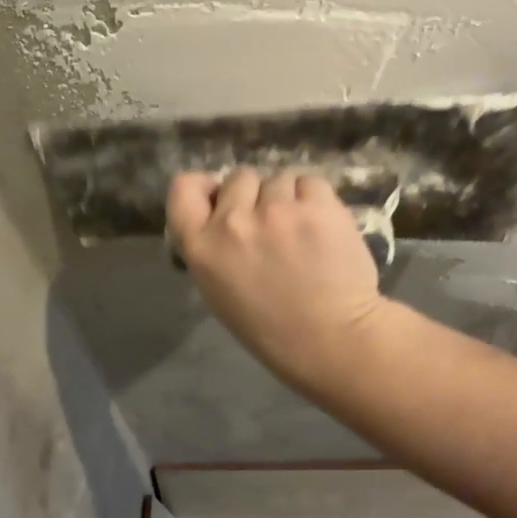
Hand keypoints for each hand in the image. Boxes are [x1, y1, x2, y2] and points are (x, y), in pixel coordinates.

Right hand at [167, 168, 388, 389]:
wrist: (332, 340)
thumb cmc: (272, 327)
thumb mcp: (219, 289)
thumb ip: (213, 244)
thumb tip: (224, 211)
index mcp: (202, 247)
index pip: (184, 187)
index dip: (205, 186)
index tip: (221, 197)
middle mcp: (234, 222)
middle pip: (239, 177)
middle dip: (254, 195)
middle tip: (272, 226)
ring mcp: (277, 211)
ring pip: (279, 178)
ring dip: (288, 197)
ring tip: (302, 230)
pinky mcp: (318, 206)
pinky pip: (311, 182)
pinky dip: (316, 199)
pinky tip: (322, 226)